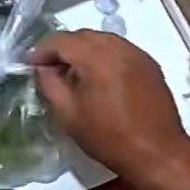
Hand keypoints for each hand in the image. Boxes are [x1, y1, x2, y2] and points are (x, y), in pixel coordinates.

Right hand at [32, 30, 189, 183]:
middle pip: (82, 35)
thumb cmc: (109, 137)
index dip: (42, 51)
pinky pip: (119, 49)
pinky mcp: (149, 64)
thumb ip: (49, 84)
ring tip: (73, 73)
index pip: (62, 40)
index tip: (31, 65)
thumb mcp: (68, 114)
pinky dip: (102, 55)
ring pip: (102, 39)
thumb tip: (42, 68)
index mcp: (97, 58)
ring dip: (83, 50)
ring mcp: (137, 54)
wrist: (158, 154)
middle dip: (62, 48)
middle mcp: (119, 47)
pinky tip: (98, 77)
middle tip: (50, 69)